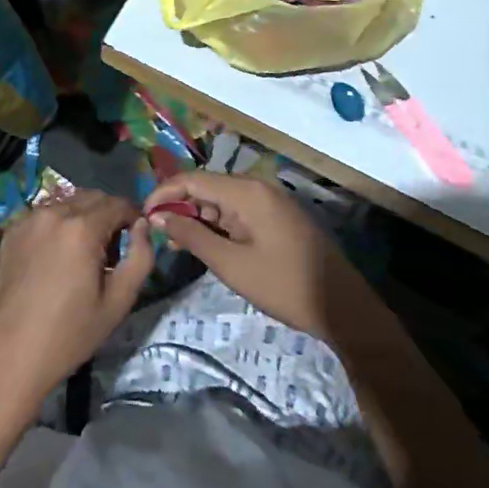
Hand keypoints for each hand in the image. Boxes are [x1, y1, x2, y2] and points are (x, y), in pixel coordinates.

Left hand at [0, 191, 152, 403]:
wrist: (15, 350)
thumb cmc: (71, 331)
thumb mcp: (119, 300)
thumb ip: (141, 257)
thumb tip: (143, 226)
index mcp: (82, 228)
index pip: (118, 204)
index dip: (133, 216)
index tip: (137, 235)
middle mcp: (54, 213)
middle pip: (92, 198)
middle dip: (108, 214)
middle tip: (112, 248)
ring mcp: (29, 219)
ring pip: (67, 203)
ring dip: (82, 217)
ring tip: (84, 251)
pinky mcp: (13, 229)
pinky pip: (44, 214)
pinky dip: (58, 224)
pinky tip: (57, 254)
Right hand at [146, 172, 379, 340]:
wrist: (344, 308)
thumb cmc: (284, 286)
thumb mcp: (231, 264)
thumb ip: (192, 235)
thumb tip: (158, 215)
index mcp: (247, 191)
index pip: (192, 179)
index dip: (164, 193)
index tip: (144, 215)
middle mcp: (258, 186)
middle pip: (207, 186)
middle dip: (180, 206)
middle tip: (161, 235)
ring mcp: (270, 200)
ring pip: (222, 199)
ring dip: (198, 216)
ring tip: (180, 242)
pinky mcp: (277, 216)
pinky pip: (239, 210)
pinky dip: (219, 223)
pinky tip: (208, 243)